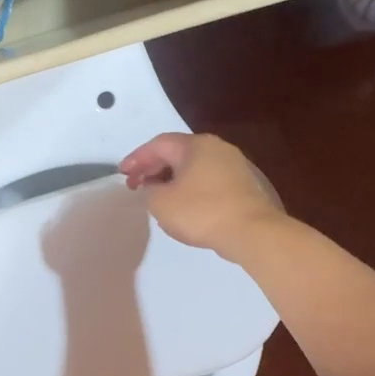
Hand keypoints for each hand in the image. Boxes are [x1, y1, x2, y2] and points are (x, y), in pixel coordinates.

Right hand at [119, 133, 285, 255]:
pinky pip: (208, 178)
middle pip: (177, 152)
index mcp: (195, 146)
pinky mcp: (244, 183)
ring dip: (172, 177)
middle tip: (136, 184)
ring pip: (193, 166)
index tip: (122, 173)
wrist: (252, 231)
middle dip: (153, 167)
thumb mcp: (161, 203)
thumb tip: (155, 187)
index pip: (158, 144)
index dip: (137, 158)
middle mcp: (216, 147)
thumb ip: (149, 190)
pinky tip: (183, 203)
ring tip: (157, 194)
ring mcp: (234, 164)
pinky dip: (190, 186)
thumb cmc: (201, 212)